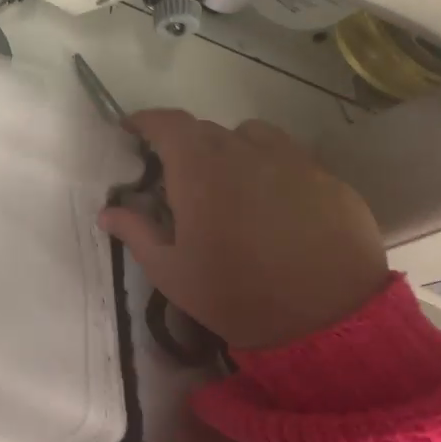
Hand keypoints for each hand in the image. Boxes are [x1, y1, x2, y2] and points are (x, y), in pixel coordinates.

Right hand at [97, 111, 389, 349]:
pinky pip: (292, 159)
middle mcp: (246, 155)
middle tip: (176, 173)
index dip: (146, 121)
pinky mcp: (332, 183)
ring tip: (227, 178)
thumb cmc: (234, 294)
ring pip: (253, 136)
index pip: (169, 124)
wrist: (330, 320)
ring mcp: (295, 165)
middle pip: (207, 130)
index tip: (131, 130)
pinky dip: (271, 168)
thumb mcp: (169, 271)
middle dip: (184, 143)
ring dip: (230, 147)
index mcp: (200, 172)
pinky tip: (271, 203)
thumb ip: (136, 232)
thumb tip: (108, 211)